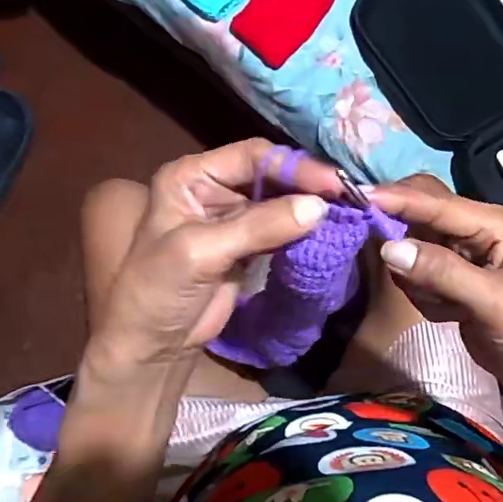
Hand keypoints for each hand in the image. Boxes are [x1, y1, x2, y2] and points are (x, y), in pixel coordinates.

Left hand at [87, 140, 344, 377]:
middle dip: (307, 184)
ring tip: (348, 211)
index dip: (293, 166)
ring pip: (279, 202)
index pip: (251, 157)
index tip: (332, 183)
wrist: (152, 345)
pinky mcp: (247, 247)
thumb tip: (319, 207)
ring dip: (310, 207)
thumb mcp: (200, 251)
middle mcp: (212, 189)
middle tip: (350, 196)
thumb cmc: (159, 290)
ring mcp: (232, 219)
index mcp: (190, 177)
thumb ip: (258, 226)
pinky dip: (304, 230)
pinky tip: (328, 231)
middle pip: (269, 175)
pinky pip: (282, 230)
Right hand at [368, 174, 502, 390]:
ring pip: (409, 241)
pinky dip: (417, 290)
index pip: (435, 202)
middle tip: (384, 255)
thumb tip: (389, 247)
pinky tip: (446, 310)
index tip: (358, 197)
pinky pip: (410, 269)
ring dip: (413, 274)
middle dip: (399, 230)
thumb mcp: (491, 301)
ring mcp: (456, 249)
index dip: (397, 199)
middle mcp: (471, 227)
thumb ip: (441, 272)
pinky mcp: (443, 271)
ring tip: (445, 305)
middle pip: (419, 209)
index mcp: (492, 223)